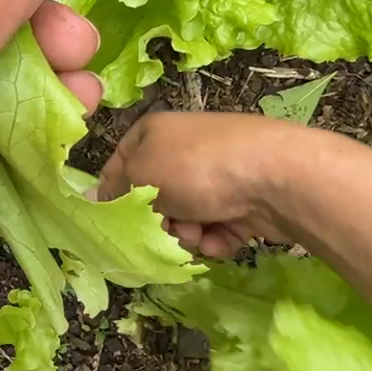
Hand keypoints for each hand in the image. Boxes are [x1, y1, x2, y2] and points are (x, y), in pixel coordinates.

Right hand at [96, 111, 326, 258]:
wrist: (278, 177)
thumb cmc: (195, 169)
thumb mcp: (139, 176)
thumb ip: (113, 191)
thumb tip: (92, 197)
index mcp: (152, 133)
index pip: (117, 167)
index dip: (113, 197)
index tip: (115, 222)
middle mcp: (181, 149)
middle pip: (152, 198)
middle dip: (157, 222)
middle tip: (167, 228)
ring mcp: (214, 174)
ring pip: (183, 217)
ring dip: (186, 234)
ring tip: (201, 233)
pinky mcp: (242, 198)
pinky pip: (215, 226)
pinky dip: (215, 237)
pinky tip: (223, 238)